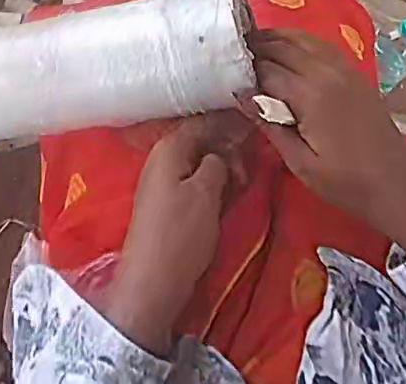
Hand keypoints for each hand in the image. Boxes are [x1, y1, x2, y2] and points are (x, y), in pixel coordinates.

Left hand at [105, 117, 235, 353]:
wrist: (152, 282)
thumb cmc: (180, 233)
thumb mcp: (206, 193)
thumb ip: (216, 163)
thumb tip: (219, 155)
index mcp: (169, 147)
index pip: (202, 122)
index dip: (228, 123)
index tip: (252, 126)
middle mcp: (162, 158)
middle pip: (199, 141)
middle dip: (227, 148)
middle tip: (252, 162)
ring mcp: (162, 180)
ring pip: (198, 162)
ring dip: (222, 167)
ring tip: (244, 180)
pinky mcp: (166, 202)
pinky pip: (193, 181)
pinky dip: (212, 183)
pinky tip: (228, 193)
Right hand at [243, 31, 405, 249]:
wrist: (398, 187)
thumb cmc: (347, 182)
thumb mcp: (301, 163)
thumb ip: (269, 124)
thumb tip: (241, 95)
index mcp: (310, 94)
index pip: (266, 69)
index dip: (244, 71)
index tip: (226, 75)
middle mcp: (325, 71)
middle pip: (280, 46)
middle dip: (254, 47)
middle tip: (232, 55)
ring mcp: (341, 67)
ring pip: (299, 37)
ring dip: (274, 37)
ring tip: (252, 44)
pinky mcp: (352, 70)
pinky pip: (318, 43)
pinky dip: (297, 39)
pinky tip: (285, 45)